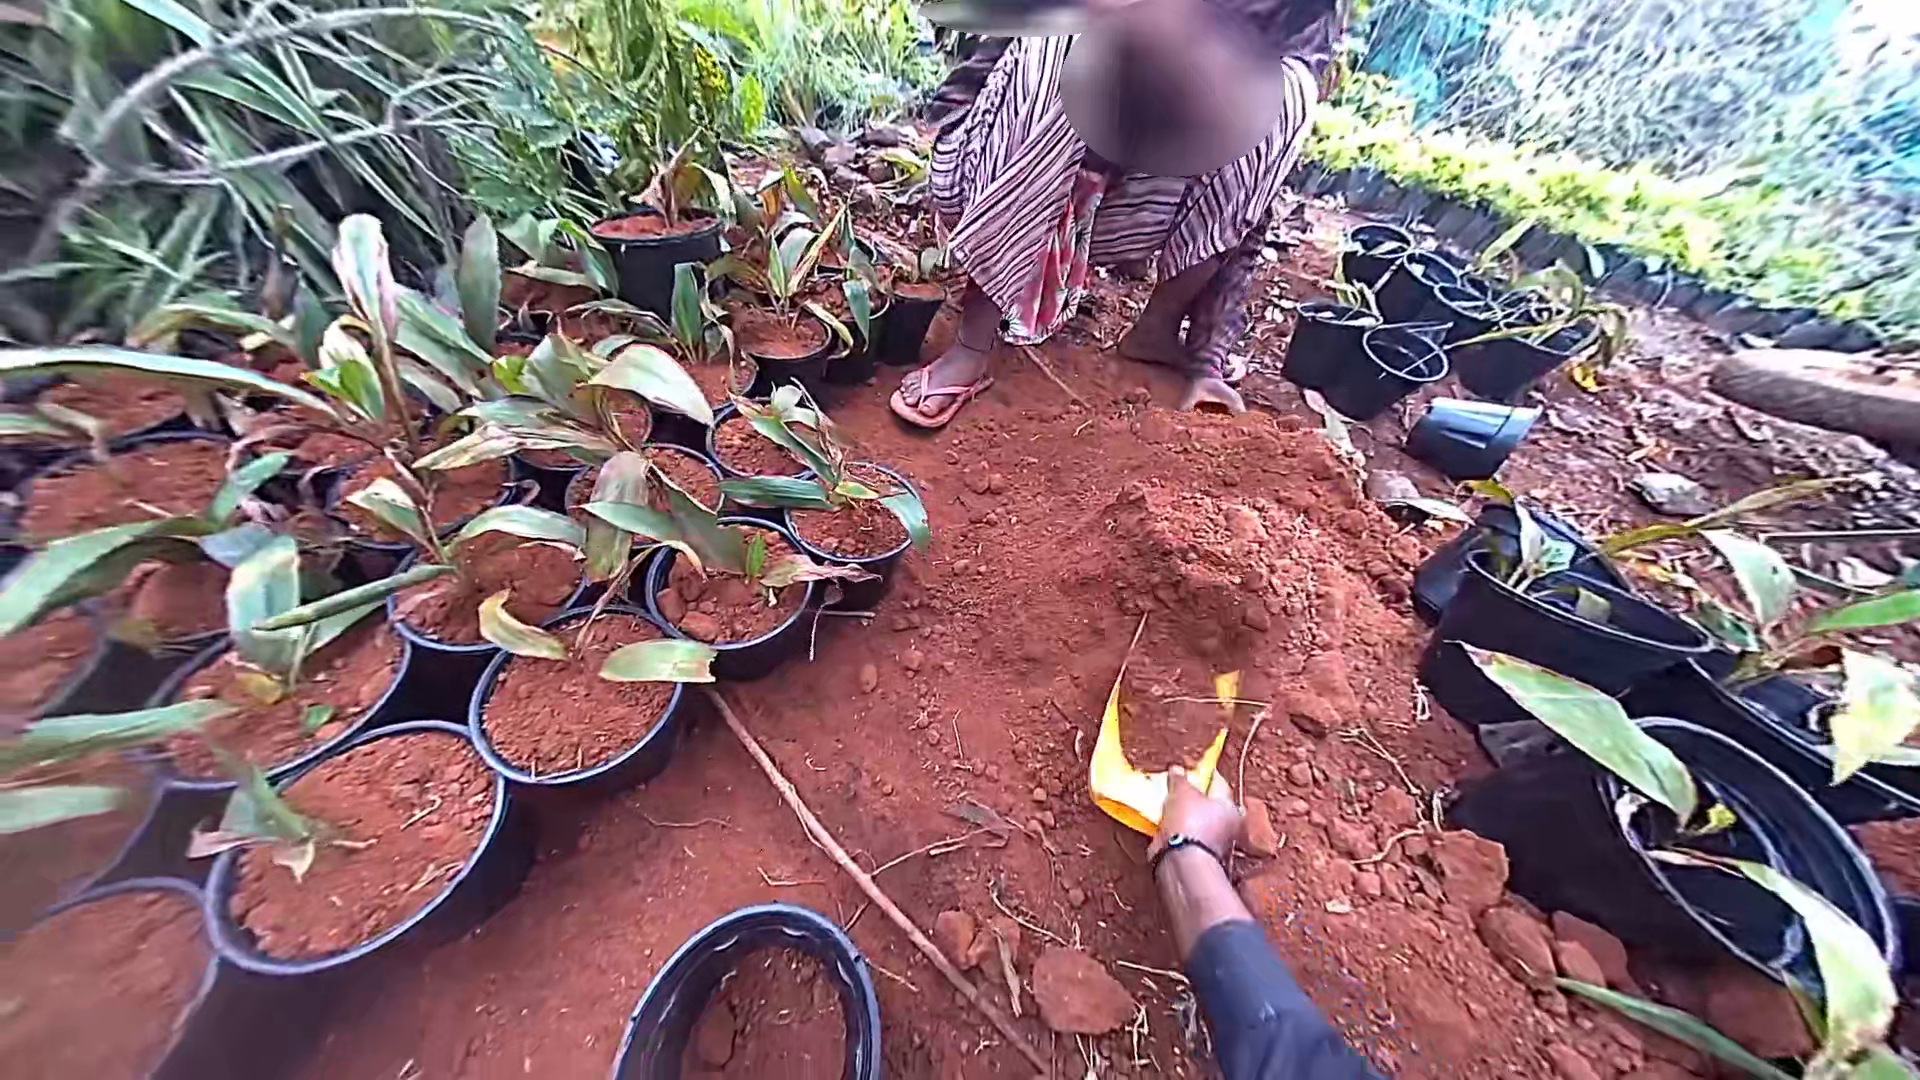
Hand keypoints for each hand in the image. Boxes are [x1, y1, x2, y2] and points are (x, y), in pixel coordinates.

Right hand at [1148, 765, 1241, 862]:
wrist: (1181, 862)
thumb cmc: (1190, 822)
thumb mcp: (1181, 790)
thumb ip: (1180, 778)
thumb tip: (1177, 770)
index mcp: (1230, 807)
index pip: (1218, 783)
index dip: (1205, 773)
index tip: (1191, 766)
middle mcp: (1226, 826)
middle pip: (1209, 803)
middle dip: (1195, 795)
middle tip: (1177, 784)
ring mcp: (1212, 842)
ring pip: (1197, 820)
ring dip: (1184, 813)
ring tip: (1167, 801)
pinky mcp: (1196, 854)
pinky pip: (1185, 833)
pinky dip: (1177, 827)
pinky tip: (1165, 821)